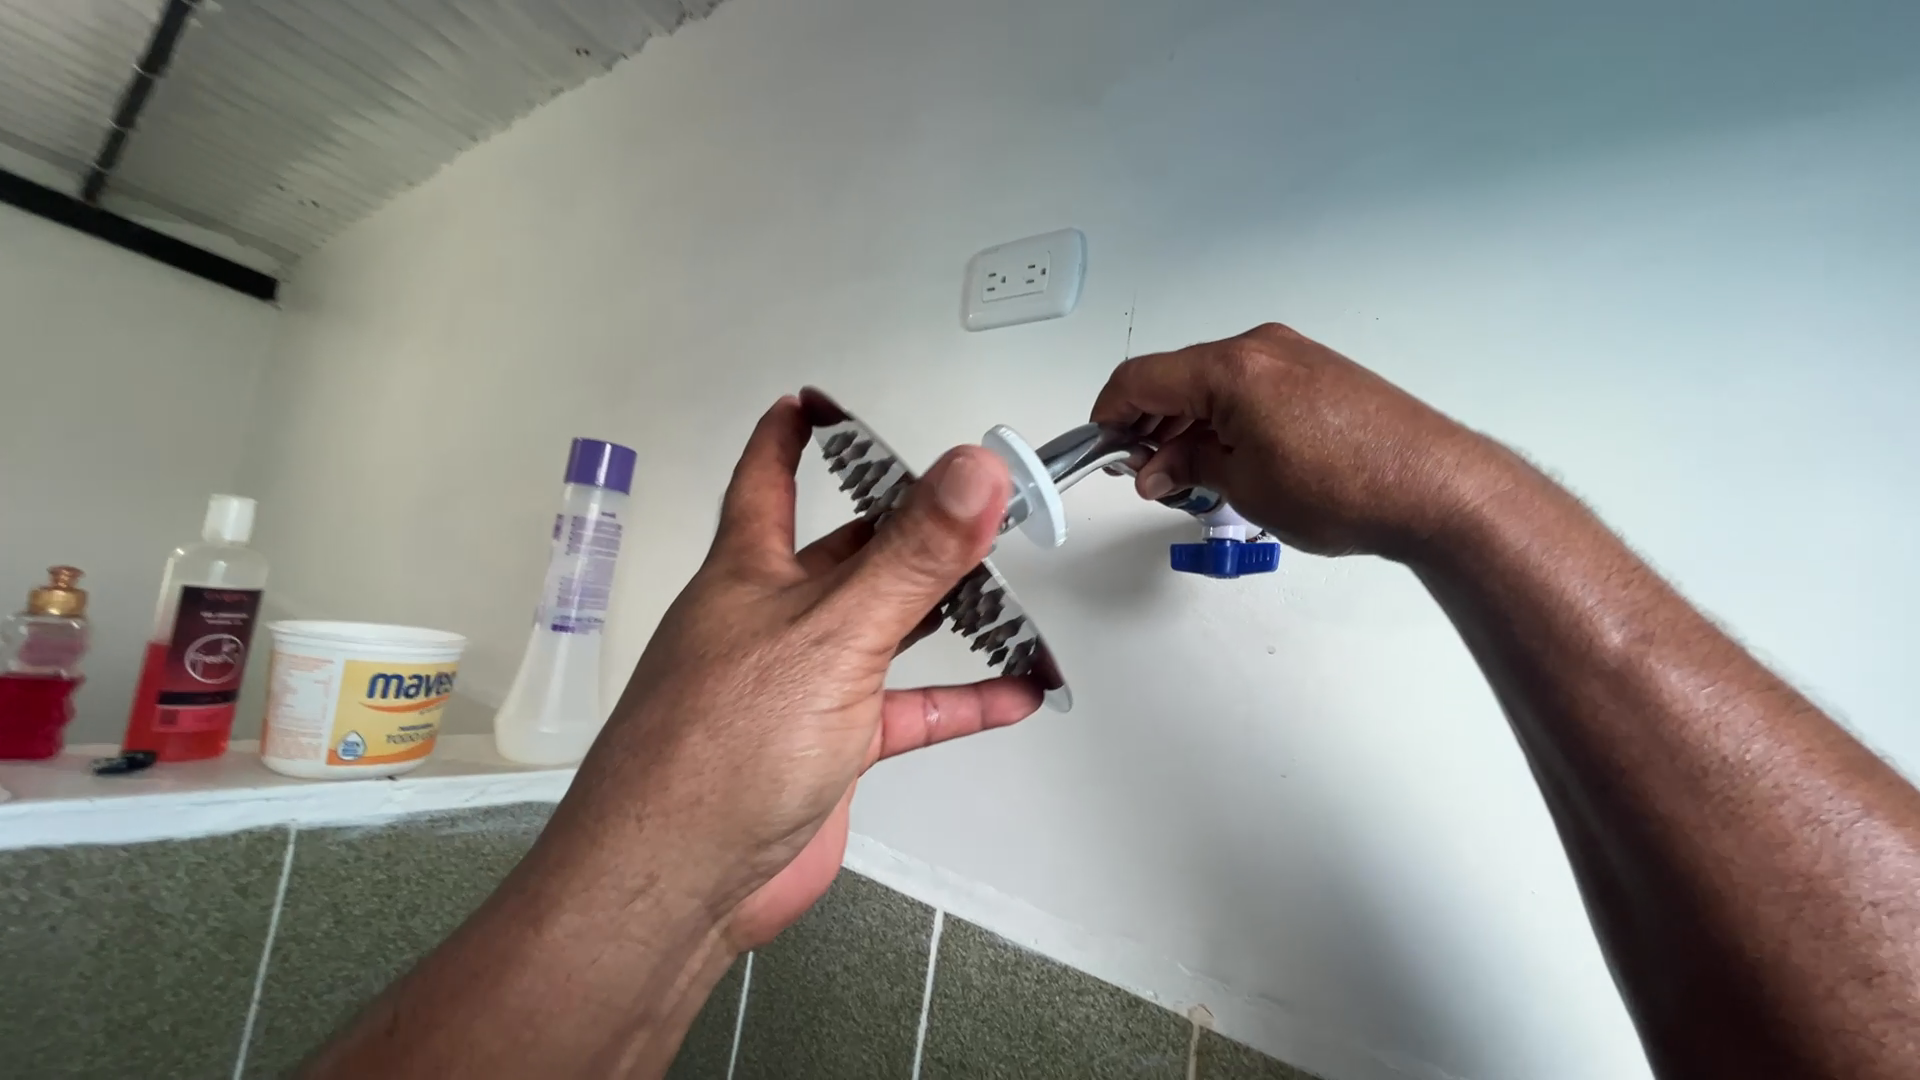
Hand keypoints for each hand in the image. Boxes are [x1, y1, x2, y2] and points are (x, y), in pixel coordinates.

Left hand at [553, 397, 1041, 950]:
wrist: (681, 886)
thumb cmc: (721, 749)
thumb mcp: (832, 634)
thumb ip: (910, 557)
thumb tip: (972, 474)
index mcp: (752, 572)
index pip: (767, 478)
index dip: (790, 433)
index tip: (815, 401)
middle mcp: (776, 619)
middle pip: (849, 554)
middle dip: (904, 529)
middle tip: (965, 507)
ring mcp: (805, 685)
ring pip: (886, 631)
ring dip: (944, 617)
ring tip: (1003, 594)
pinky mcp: (831, 747)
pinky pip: (908, 710)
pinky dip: (959, 700)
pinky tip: (1013, 692)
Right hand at [1091, 323, 1507, 558]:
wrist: (1437, 488)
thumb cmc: (1343, 487)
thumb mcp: (1243, 486)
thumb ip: (1188, 467)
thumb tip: (1157, 469)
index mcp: (1231, 368)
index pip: (1141, 378)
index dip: (1110, 412)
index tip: (1102, 444)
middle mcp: (1259, 347)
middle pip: (1176, 376)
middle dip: (1149, 422)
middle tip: (1144, 470)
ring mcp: (1292, 355)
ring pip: (1211, 381)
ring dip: (1186, 421)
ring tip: (1186, 471)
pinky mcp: (1316, 371)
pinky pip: (1247, 384)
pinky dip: (1222, 415)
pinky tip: (1225, 454)